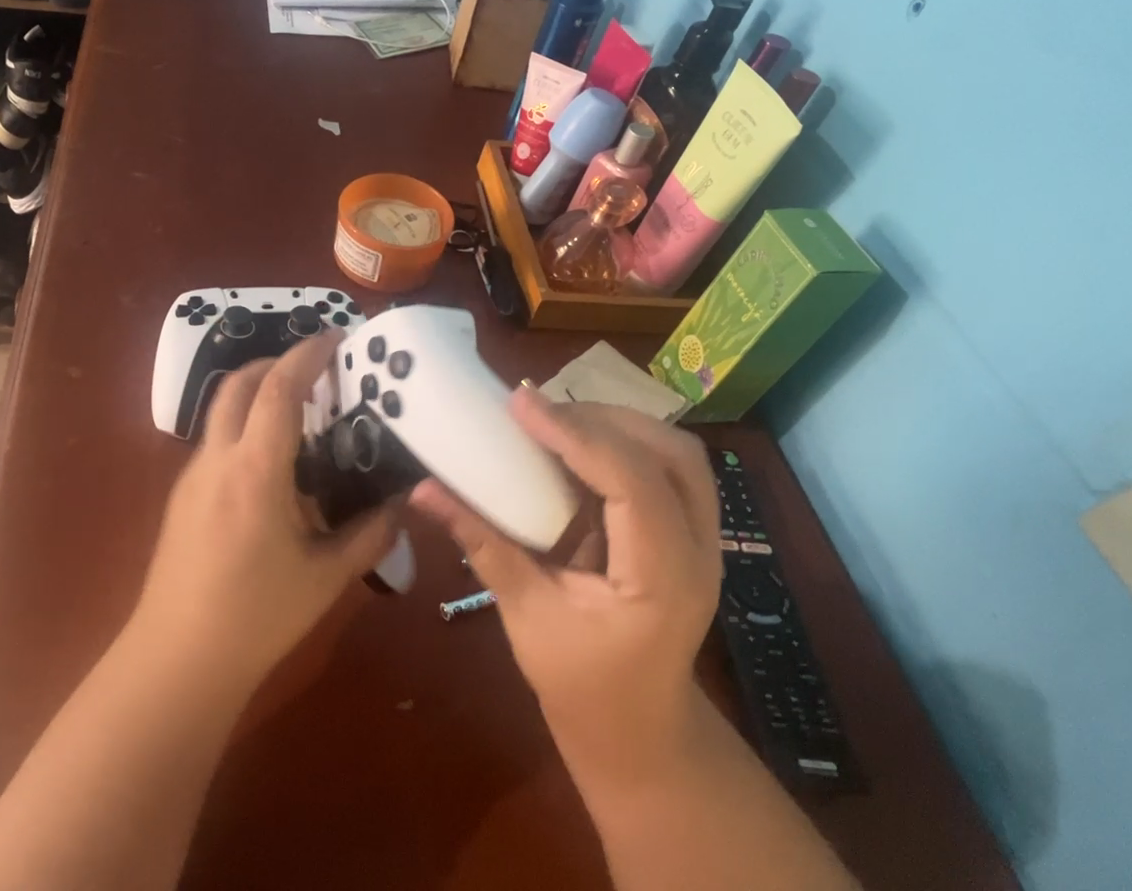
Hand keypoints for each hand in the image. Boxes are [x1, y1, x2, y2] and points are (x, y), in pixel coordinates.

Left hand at [133, 331, 399, 685]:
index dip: (307, 355)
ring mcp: (192, 478)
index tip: (335, 338)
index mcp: (255, 471)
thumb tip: (400, 506)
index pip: (278, 389)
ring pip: (221, 412)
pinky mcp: (181, 498)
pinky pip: (216, 443)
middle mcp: (217, 460)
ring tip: (302, 414)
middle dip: (276, 363)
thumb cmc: (257, 616)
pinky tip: (274, 466)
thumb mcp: (326, 577)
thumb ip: (369, 536)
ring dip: (257, 396)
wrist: (178, 657)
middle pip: (238, 385)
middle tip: (318, 370)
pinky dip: (245, 429)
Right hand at [411, 389, 722, 782]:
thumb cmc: (580, 683)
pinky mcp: (694, 536)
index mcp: (662, 580)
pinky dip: (628, 447)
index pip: (632, 483)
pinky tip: (581, 450)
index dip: (577, 435)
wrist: (638, 728)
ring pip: (680, 456)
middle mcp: (701, 552)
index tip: (521, 403)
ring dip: (621, 426)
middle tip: (538, 412)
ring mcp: (708, 542)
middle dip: (604, 419)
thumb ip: (481, 544)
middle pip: (672, 454)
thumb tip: (423, 491)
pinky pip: (671, 471)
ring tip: (558, 422)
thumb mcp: (524, 614)